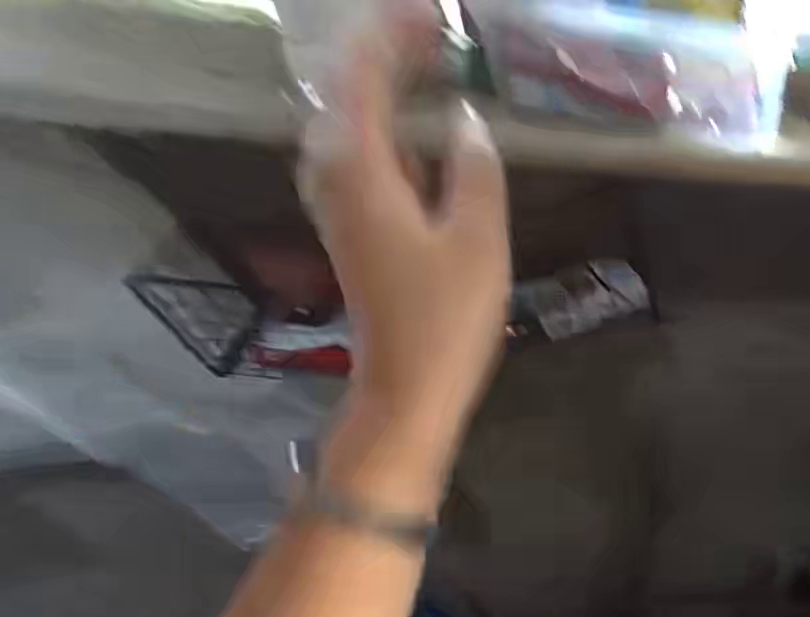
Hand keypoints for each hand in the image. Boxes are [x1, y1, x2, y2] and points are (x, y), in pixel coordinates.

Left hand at [302, 24, 509, 466]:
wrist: (409, 387)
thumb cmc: (446, 318)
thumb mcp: (477, 241)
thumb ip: (474, 171)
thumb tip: (467, 121)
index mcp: (359, 165)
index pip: (365, 69)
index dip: (397, 32)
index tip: (438, 14)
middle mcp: (332, 173)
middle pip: (349, 90)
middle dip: (389, 56)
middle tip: (439, 40)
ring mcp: (337, 205)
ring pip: (353, 126)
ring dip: (388, 95)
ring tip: (430, 76)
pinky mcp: (352, 232)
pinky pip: (362, 161)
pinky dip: (390, 137)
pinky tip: (419, 145)